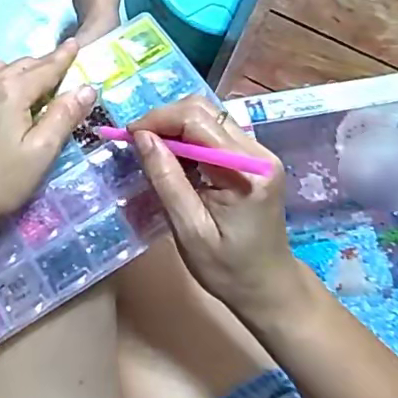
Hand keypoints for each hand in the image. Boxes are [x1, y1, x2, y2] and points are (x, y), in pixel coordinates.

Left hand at [0, 40, 97, 240]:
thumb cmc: (1, 182)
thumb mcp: (41, 153)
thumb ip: (63, 116)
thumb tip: (85, 88)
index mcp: (10, 92)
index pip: (45, 68)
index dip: (63, 57)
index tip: (75, 44)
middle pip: (21, 65)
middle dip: (42, 65)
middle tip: (59, 72)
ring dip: (15, 70)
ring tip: (27, 84)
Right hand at [133, 95, 312, 320]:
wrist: (268, 288)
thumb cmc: (228, 268)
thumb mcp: (189, 229)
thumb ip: (166, 180)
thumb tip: (141, 136)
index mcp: (246, 170)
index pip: (196, 120)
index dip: (157, 120)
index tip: (128, 137)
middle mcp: (256, 153)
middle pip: (202, 109)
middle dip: (163, 119)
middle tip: (137, 142)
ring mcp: (257, 152)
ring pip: (205, 114)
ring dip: (173, 126)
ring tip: (153, 151)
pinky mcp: (250, 156)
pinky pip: (211, 129)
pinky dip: (185, 136)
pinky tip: (174, 158)